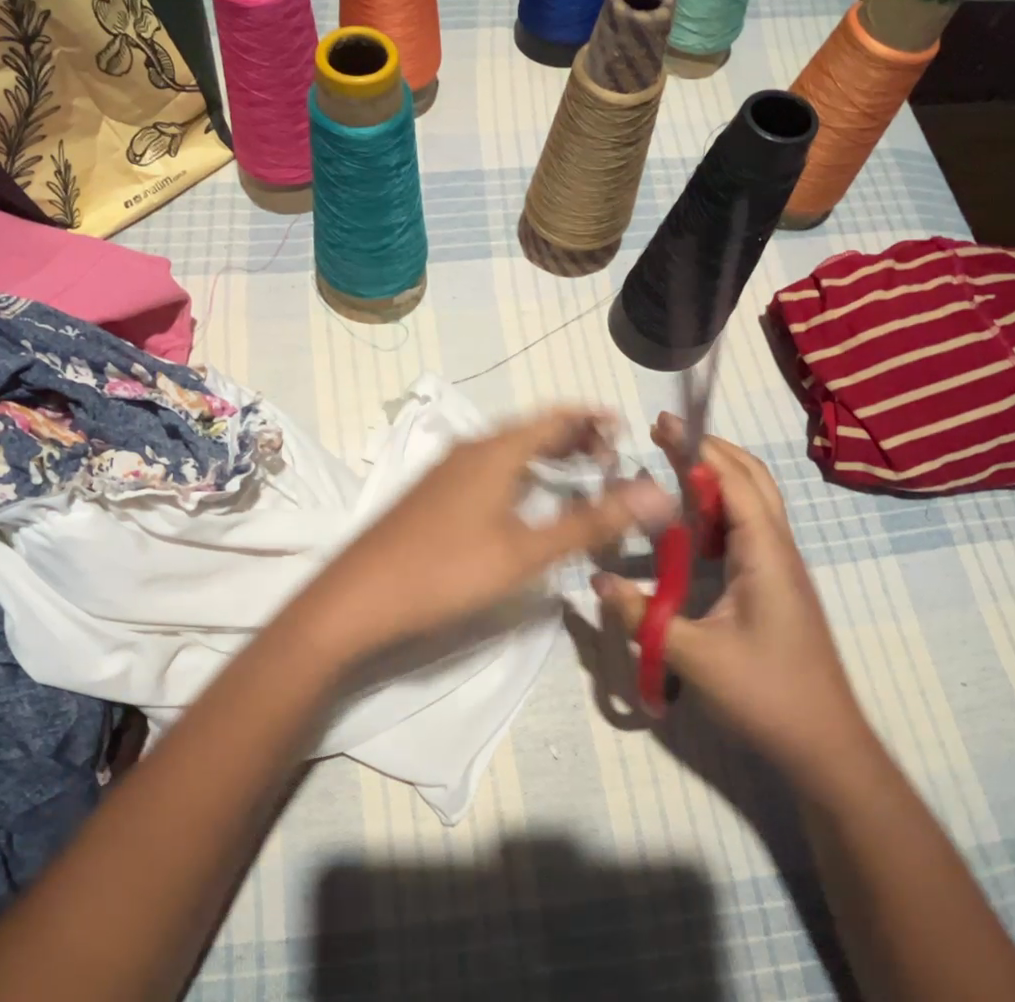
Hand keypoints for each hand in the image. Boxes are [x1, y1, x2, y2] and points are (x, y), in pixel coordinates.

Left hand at [280, 408, 675, 669]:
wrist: (356, 597)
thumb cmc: (446, 572)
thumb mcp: (525, 552)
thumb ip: (591, 522)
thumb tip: (657, 495)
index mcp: (494, 450)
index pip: (554, 417)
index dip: (591, 419)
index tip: (624, 429)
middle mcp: (468, 449)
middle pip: (529, 430)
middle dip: (571, 436)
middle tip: (608, 456)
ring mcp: (443, 471)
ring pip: (505, 449)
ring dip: (543, 455)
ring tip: (573, 475)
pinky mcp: (428, 495)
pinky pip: (485, 468)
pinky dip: (516, 472)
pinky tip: (519, 502)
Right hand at [592, 414, 863, 766]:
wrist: (824, 742)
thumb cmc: (766, 694)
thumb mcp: (694, 656)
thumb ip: (643, 616)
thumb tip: (596, 581)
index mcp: (766, 555)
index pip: (733, 482)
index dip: (699, 448)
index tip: (661, 424)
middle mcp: (778, 551)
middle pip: (752, 481)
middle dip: (710, 450)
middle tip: (664, 435)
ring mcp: (781, 570)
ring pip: (753, 505)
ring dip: (717, 478)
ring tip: (672, 468)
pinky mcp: (775, 589)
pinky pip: (748, 532)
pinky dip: (720, 511)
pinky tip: (690, 530)